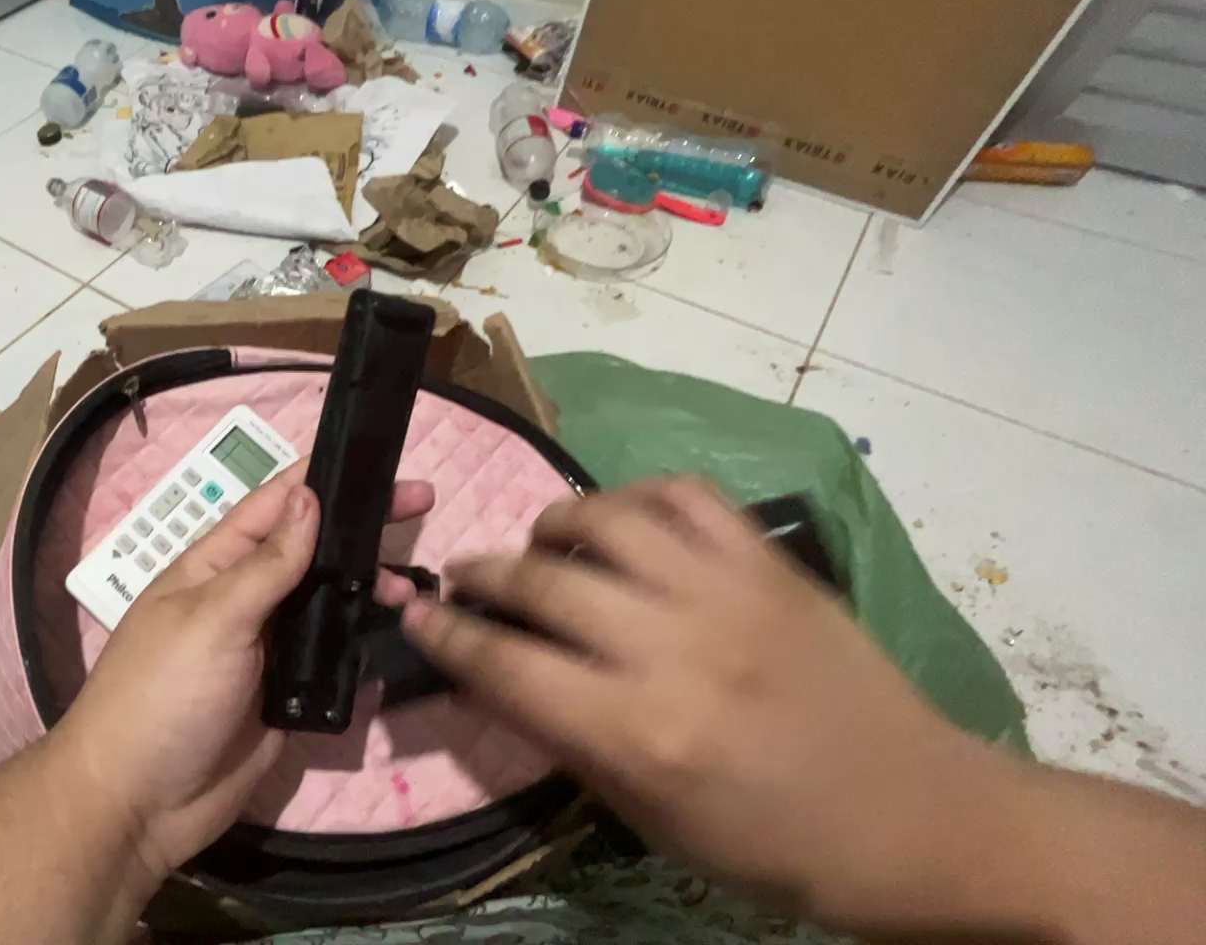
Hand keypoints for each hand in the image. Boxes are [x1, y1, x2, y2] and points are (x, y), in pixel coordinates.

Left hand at [51, 461, 434, 875]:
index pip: (274, 505)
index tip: (375, 460)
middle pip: (311, 549)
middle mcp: (245, 597)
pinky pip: (330, 658)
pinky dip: (361, 646)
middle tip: (422, 503)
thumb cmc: (164, 693)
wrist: (139, 804)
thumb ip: (266, 564)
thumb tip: (308, 498)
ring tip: (410, 591)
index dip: (322, 478)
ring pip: (327, 601)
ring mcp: (267, 646)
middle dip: (360, 527)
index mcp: (216, 565)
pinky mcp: (285, 692)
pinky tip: (394, 638)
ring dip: (367, 587)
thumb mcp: (214, 618)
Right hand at [379, 476, 1026, 931]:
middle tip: (464, 577)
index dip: (445, 635)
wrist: (925, 822)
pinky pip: (681, 494)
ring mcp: (728, 594)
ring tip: (542, 543)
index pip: (505, 664)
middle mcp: (677, 650)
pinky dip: (632, 497)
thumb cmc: (774, 846)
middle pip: (540, 580)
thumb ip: (563, 736)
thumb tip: (492, 673)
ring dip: (551, 524)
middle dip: (481, 573)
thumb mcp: (650, 820)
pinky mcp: (770, 564)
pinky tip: (621, 523)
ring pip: (603, 518)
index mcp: (642, 733)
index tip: (415, 615)